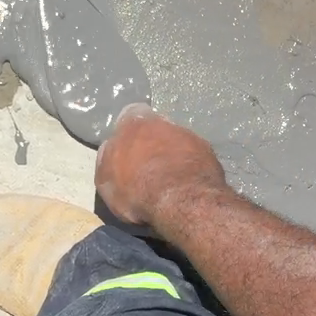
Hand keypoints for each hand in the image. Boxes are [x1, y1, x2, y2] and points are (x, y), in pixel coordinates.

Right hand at [95, 104, 227, 229]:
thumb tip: (112, 147)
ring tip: (170, 180)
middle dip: (154, 143)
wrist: (182, 201)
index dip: (130, 131)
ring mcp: (189, 135)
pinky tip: (187, 185)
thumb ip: (107, 158)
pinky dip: (190, 167)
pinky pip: (195, 156)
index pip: (130, 114)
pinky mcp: (209, 152)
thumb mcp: (106, 181)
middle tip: (149, 168)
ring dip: (174, 155)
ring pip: (178, 141)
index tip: (130, 148)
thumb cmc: (137, 190)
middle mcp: (164, 121)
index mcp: (134, 123)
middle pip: (157, 128)